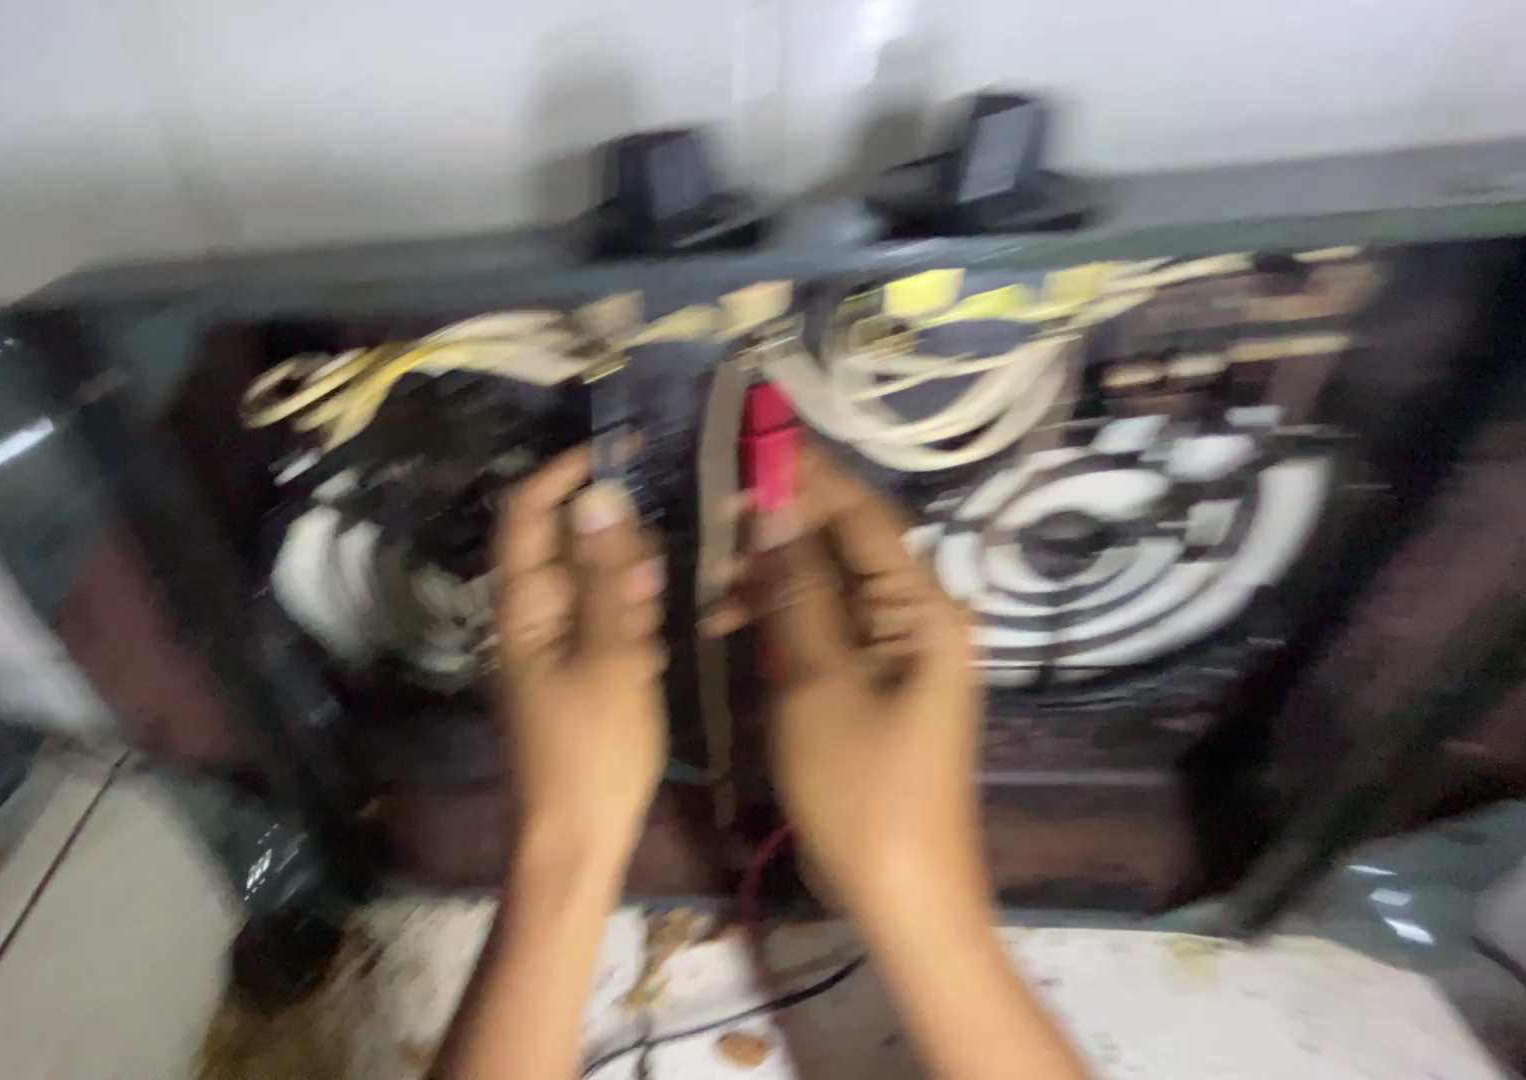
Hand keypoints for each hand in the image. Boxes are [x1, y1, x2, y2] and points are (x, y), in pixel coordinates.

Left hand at [493, 448, 667, 856]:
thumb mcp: (610, 654)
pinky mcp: (576, 667)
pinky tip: (660, 626)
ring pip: (589, 580)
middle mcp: (531, 613)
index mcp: (523, 603)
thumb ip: (607, 575)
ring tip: (666, 586)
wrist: (578, 836)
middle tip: (664, 539)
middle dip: (611, 528)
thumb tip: (599, 496)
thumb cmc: (594, 747)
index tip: (621, 451)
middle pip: (563, 541)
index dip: (564, 473)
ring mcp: (553, 642)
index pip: (527, 512)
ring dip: (627, 572)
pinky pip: (602, 618)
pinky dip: (631, 611)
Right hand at [707, 444, 984, 904]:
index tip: (752, 436)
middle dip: (778, 524)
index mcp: (921, 610)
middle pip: (843, 545)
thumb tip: (771, 507)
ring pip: (825, 586)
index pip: (862, 514)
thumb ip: (795, 591)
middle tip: (712, 511)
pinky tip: (731, 623)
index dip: (807, 473)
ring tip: (710, 579)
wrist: (901, 894)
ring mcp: (893, 650)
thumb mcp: (817, 681)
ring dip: (771, 575)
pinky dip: (780, 618)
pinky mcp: (870, 679)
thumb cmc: (861, 788)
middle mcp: (915, 617)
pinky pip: (823, 627)